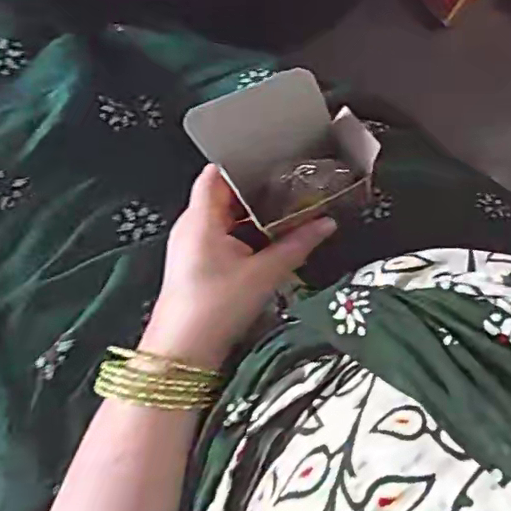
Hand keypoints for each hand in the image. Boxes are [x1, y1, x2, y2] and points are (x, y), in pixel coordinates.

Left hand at [140, 165, 336, 368]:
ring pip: (226, 216)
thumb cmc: (217, 306)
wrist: (183, 353)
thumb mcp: (264, 273)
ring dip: (253, 213)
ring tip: (288, 207)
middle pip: (224, 193)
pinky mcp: (197, 262)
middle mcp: (192, 225)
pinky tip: (271, 237)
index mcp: (201, 217)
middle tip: (292, 182)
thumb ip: (297, 245)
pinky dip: (246, 232)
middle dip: (257, 188)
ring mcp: (192, 244)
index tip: (274, 157)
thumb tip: (327, 223)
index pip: (217, 172)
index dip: (243, 161)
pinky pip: (223, 235)